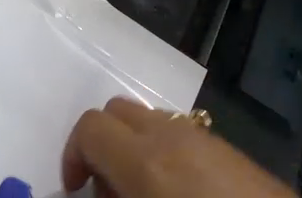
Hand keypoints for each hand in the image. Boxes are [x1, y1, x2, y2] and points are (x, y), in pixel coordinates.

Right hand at [62, 98, 292, 197]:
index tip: (75, 192)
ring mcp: (202, 137)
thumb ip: (114, 197)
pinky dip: (163, 153)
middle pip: (116, 111)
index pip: (90, 128)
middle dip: (101, 145)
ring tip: (142, 195)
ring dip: (132, 147)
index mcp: (145, 161)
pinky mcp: (228, 149)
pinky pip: (180, 134)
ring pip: (149, 120)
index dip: (73, 155)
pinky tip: (179, 194)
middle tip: (107, 193)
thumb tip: (101, 192)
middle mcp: (170, 136)